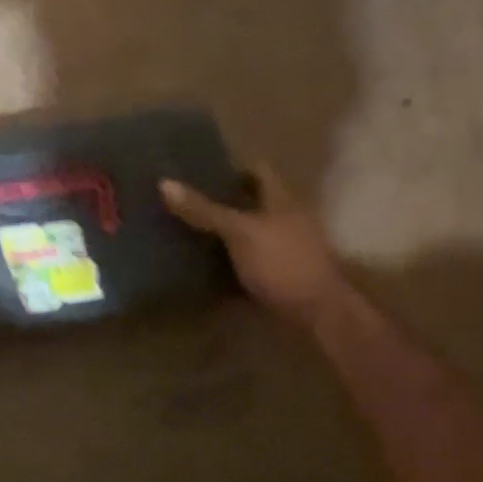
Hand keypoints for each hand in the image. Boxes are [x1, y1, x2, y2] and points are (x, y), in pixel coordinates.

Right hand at [161, 164, 349, 324]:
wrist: (318, 316)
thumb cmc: (283, 262)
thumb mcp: (239, 231)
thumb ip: (204, 209)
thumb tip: (164, 182)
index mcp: (282, 200)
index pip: (257, 170)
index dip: (230, 165)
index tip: (197, 165)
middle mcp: (284, 220)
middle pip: (249, 201)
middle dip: (218, 199)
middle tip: (181, 197)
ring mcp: (281, 250)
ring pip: (245, 232)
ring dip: (219, 231)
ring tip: (181, 227)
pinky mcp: (275, 277)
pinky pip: (243, 261)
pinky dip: (223, 261)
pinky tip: (198, 263)